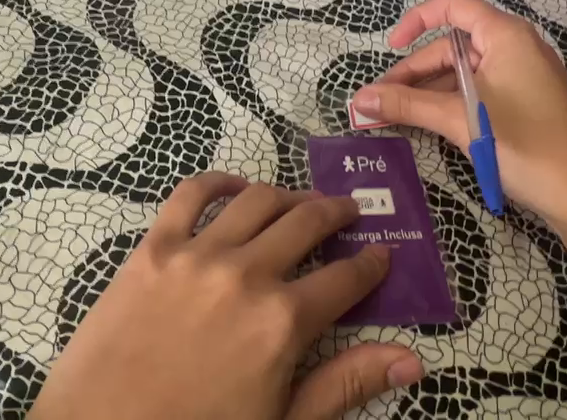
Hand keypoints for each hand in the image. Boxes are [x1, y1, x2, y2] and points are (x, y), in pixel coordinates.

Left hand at [31, 173, 424, 419]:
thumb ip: (345, 384)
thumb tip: (413, 360)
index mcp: (282, 323)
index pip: (345, 279)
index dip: (370, 265)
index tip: (381, 254)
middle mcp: (247, 274)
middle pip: (305, 223)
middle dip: (335, 214)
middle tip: (347, 212)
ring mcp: (197, 254)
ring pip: (256, 200)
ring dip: (286, 195)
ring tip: (298, 201)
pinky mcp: (153, 247)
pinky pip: (190, 194)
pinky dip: (218, 181)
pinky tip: (234, 186)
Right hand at [352, 0, 566, 289]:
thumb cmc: (526, 146)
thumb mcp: (460, 121)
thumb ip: (406, 105)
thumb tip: (358, 99)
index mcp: (506, 35)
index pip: (452, 6)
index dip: (416, 20)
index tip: (390, 47)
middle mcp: (517, 47)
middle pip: (453, 46)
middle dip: (414, 71)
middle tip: (380, 101)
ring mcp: (525, 77)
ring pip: (465, 73)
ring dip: (429, 92)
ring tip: (394, 116)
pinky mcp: (530, 105)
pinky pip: (481, 91)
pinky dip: (452, 104)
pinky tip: (430, 124)